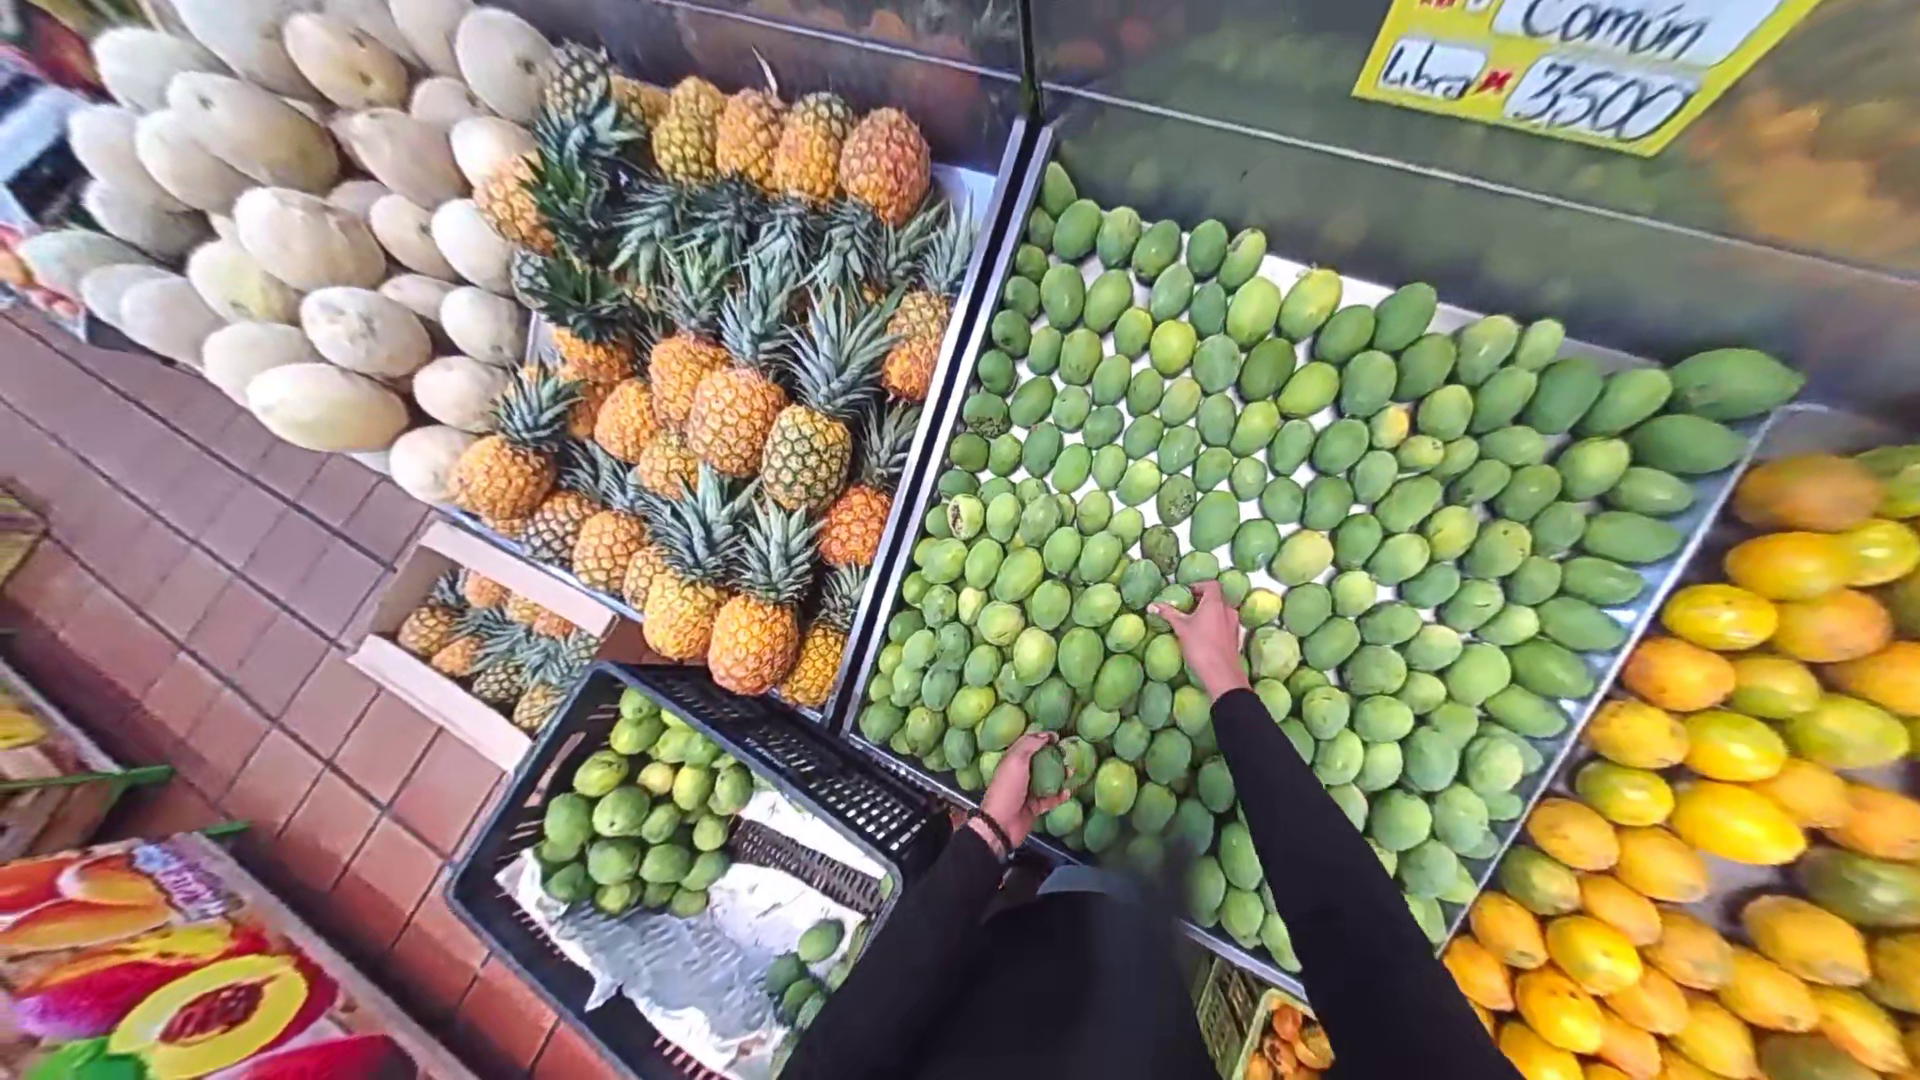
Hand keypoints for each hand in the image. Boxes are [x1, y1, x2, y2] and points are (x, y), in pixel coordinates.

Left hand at [976, 733, 1074, 851]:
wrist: (1002, 822)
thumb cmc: (1008, 788)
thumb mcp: (1016, 761)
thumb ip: (1030, 745)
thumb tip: (1045, 734)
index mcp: (1013, 759)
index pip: (1029, 743)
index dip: (1042, 737)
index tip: (1057, 736)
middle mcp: (1021, 772)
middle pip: (1041, 760)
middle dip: (1054, 756)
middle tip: (1067, 754)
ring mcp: (1028, 790)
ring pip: (1048, 779)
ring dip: (1061, 775)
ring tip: (1072, 771)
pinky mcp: (1035, 806)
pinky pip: (1051, 798)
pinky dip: (1060, 795)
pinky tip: (1068, 792)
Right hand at [1152, 581, 1251, 701]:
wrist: (1222, 674)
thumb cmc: (1200, 646)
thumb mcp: (1181, 628)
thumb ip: (1167, 613)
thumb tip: (1151, 605)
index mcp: (1215, 603)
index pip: (1211, 584)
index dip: (1199, 585)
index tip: (1187, 593)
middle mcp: (1228, 610)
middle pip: (1217, 597)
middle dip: (1202, 599)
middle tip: (1187, 606)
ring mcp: (1234, 623)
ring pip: (1221, 610)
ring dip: (1209, 611)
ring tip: (1194, 620)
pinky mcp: (1235, 636)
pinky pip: (1225, 622)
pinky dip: (1215, 622)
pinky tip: (1204, 634)